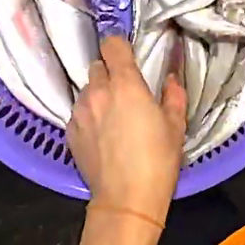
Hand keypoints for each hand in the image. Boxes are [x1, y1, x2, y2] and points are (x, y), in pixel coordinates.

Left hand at [68, 36, 185, 221]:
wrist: (126, 199)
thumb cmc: (157, 161)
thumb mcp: (175, 126)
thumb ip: (173, 95)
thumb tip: (171, 78)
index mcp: (125, 84)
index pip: (112, 45)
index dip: (119, 48)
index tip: (127, 58)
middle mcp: (97, 92)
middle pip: (97, 66)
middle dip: (110, 74)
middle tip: (125, 93)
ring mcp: (79, 112)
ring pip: (86, 90)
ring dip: (98, 96)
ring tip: (113, 118)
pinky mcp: (69, 132)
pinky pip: (78, 113)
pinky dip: (88, 117)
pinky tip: (101, 135)